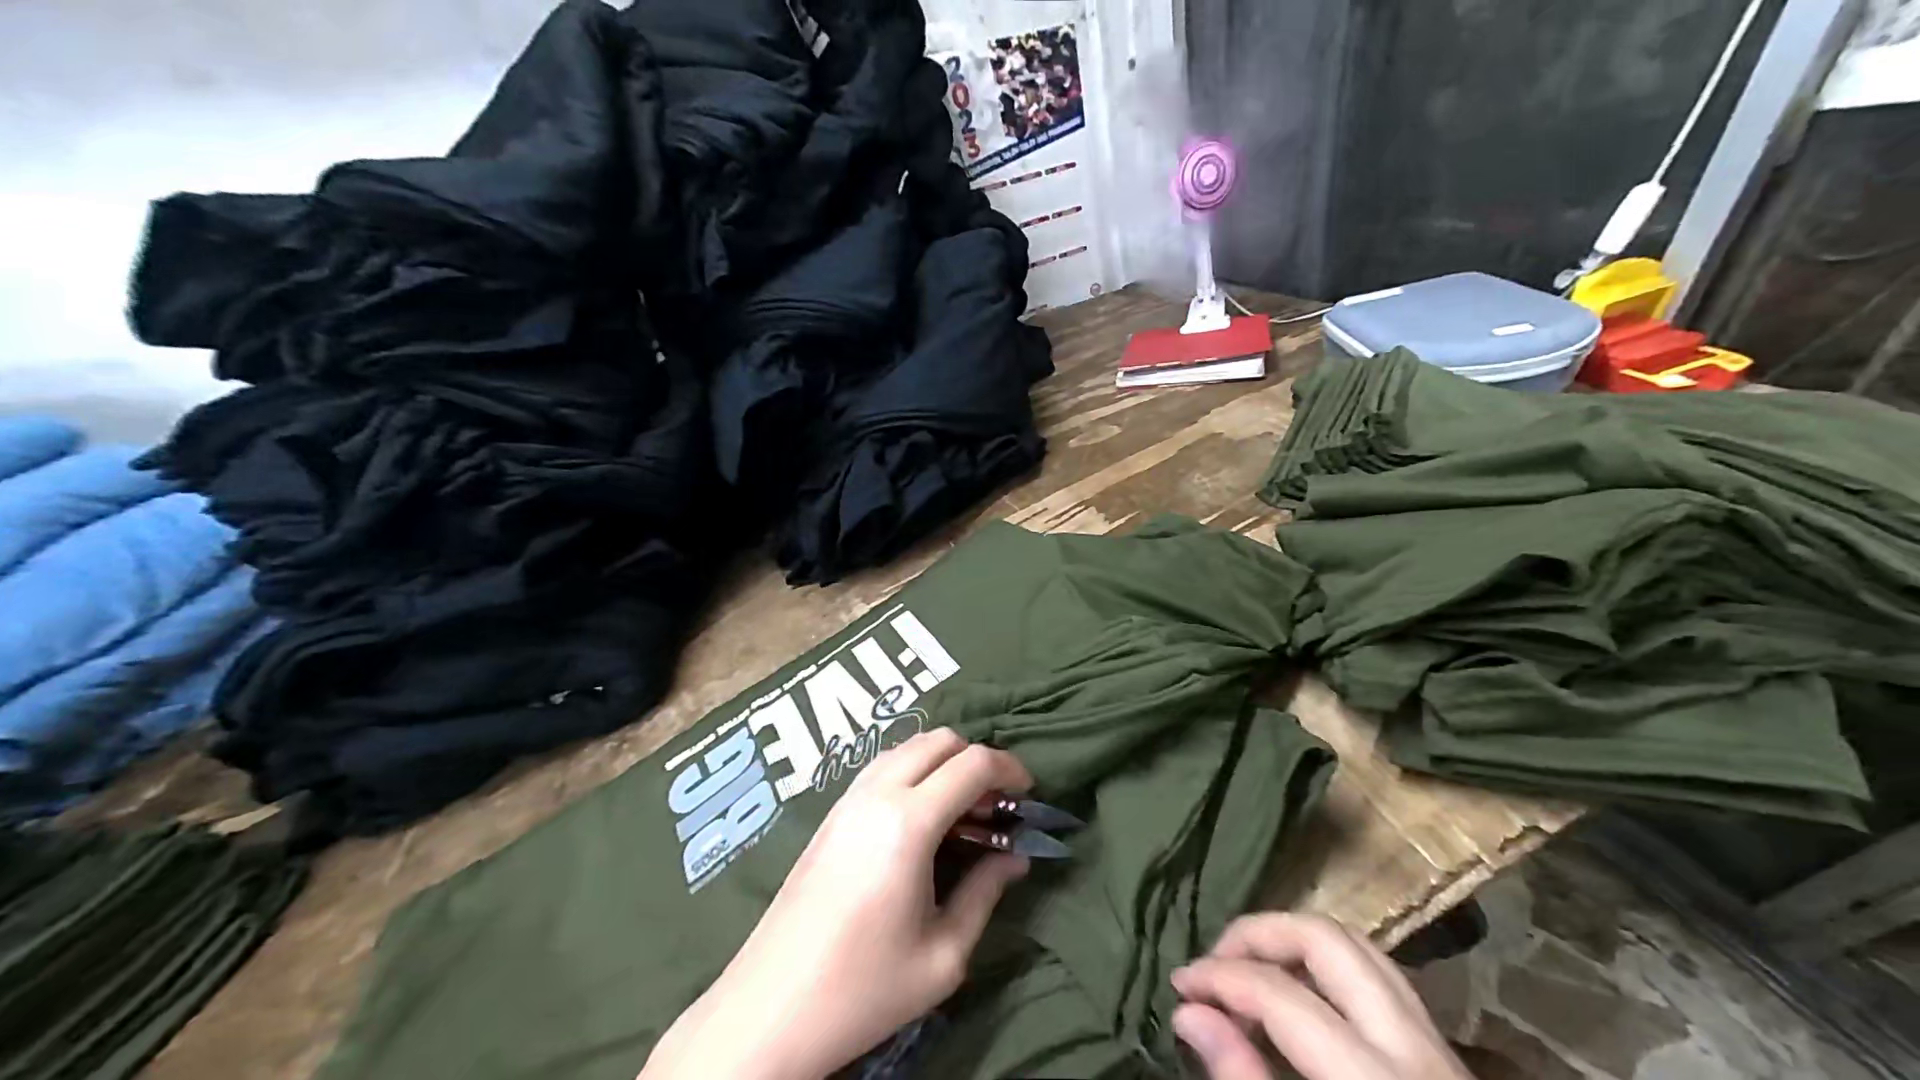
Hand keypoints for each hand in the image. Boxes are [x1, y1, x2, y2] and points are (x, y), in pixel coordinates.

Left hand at [641, 729, 1032, 1079]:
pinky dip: (913, 772)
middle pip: (939, 740)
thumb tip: (1016, 857)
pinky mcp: (829, 814)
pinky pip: (881, 768)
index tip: (1028, 794)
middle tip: (995, 806)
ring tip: (961, 813)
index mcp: (908, 823)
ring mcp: (846, 800)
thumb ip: (986, 892)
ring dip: (943, 763)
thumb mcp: (944, 954)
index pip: (972, 763)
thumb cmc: (865, 987)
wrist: (771, 1008)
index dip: (1010, 768)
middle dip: (977, 760)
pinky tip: (921, 821)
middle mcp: (876, 794)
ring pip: (907, 748)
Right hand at [1170, 914, 1470, 1079]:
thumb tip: (1189, 1013)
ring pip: (1359, 946)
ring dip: (1292, 943)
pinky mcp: (1443, 1053)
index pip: (1282, 994)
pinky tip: (1296, 992)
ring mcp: (1439, 1046)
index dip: (1219, 977)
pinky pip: (1378, 975)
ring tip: (1248, 970)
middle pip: (1327, 940)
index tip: (1180, 985)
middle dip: (1257, 935)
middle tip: (1214, 963)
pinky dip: (1326, 966)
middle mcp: (1417, 1050)